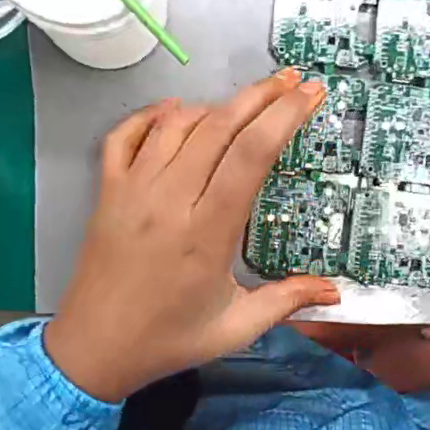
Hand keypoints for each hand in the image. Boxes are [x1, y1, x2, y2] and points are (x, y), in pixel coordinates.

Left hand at [45, 72, 341, 401]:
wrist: (93, 349)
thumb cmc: (167, 341)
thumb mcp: (234, 328)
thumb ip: (286, 302)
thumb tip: (335, 293)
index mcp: (206, 234)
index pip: (251, 155)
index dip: (284, 116)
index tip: (310, 94)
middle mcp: (168, 201)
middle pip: (219, 126)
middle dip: (261, 95)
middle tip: (291, 81)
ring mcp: (132, 192)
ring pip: (176, 124)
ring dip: (215, 105)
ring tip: (245, 104)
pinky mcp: (107, 193)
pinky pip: (125, 136)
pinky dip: (151, 116)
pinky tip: (175, 111)